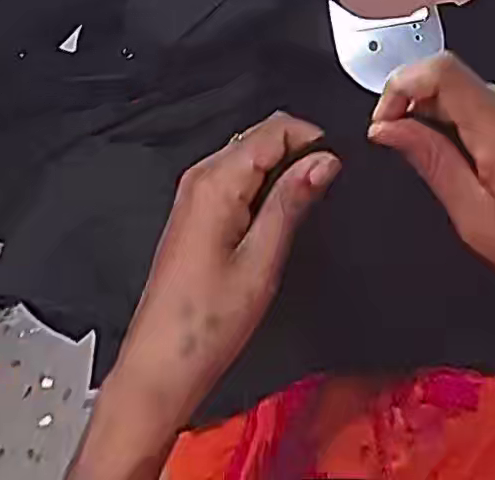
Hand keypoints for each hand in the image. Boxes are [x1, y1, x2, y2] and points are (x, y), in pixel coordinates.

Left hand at [107, 112, 340, 431]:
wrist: (159, 367)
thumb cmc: (204, 325)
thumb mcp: (262, 260)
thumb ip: (292, 200)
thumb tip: (324, 161)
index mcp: (216, 182)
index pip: (275, 128)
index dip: (312, 139)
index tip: (335, 165)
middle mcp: (200, 177)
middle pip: (261, 133)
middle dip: (299, 149)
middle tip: (325, 184)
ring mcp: (194, 191)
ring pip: (250, 151)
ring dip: (282, 165)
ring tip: (304, 202)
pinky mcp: (195, 208)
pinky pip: (237, 173)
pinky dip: (263, 181)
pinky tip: (275, 213)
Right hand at [368, 53, 494, 348]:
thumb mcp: (472, 214)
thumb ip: (428, 158)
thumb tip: (386, 127)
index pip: (442, 70)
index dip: (402, 86)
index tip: (386, 119)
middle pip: (447, 79)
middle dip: (415, 108)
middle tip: (406, 149)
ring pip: (461, 90)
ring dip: (437, 117)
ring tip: (448, 166)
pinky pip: (480, 100)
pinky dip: (458, 121)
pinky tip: (467, 159)